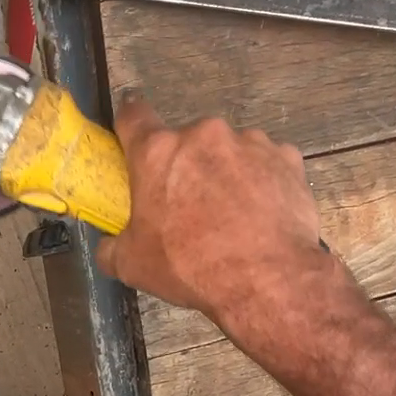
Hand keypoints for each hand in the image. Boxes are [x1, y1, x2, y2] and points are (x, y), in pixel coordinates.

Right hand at [96, 94, 369, 348]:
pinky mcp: (286, 157)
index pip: (133, 116)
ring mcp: (250, 142)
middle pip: (185, 142)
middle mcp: (203, 135)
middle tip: (186, 208)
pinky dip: (258, 184)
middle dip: (182, 167)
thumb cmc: (188, 267)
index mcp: (158, 153)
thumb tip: (108, 246)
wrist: (265, 279)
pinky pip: (264, 165)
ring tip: (229, 217)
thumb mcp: (131, 266)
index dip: (129, 123)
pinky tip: (258, 216)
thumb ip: (111, 248)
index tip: (130, 133)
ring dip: (222, 175)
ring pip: (227, 152)